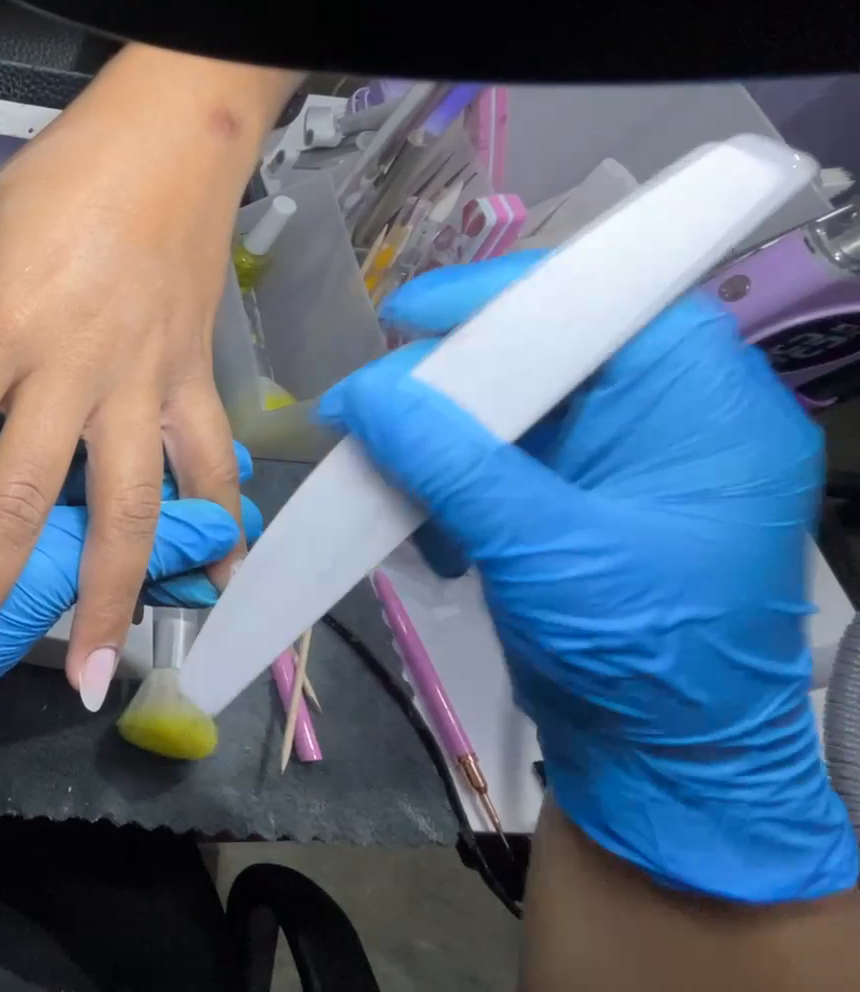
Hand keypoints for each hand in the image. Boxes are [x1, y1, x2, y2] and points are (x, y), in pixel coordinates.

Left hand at [0, 46, 295, 713]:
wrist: (176, 129)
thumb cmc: (59, 176)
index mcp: (0, 331)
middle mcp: (71, 372)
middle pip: (15, 504)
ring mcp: (145, 384)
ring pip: (126, 510)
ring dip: (106, 601)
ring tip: (91, 679)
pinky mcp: (199, 381)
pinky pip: (209, 466)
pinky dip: (215, 529)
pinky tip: (210, 586)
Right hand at [319, 253, 857, 903]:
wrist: (659, 759)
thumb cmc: (640, 651)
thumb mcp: (542, 546)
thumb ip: (448, 461)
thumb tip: (359, 392)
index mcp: (699, 406)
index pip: (600, 306)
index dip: (501, 297)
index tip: (402, 317)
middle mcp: (659, 417)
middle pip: (535, 355)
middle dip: (444, 385)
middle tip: (364, 412)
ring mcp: (608, 461)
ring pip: (497, 410)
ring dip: (431, 442)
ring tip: (382, 475)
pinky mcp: (564, 499)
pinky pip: (485, 459)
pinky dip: (441, 482)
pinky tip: (424, 524)